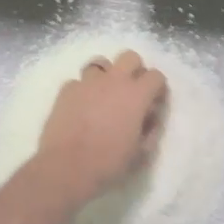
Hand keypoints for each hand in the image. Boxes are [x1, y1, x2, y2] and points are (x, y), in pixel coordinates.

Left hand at [32, 50, 167, 204]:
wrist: (67, 167)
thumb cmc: (109, 162)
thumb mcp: (141, 152)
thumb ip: (150, 129)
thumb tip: (150, 117)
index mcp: (137, 94)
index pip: (156, 76)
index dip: (158, 88)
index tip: (154, 102)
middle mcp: (114, 80)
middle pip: (130, 57)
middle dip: (134, 70)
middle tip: (130, 92)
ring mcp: (87, 82)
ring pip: (100, 63)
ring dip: (106, 75)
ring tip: (103, 94)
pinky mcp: (66, 90)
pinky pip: (78, 81)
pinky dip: (82, 90)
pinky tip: (80, 107)